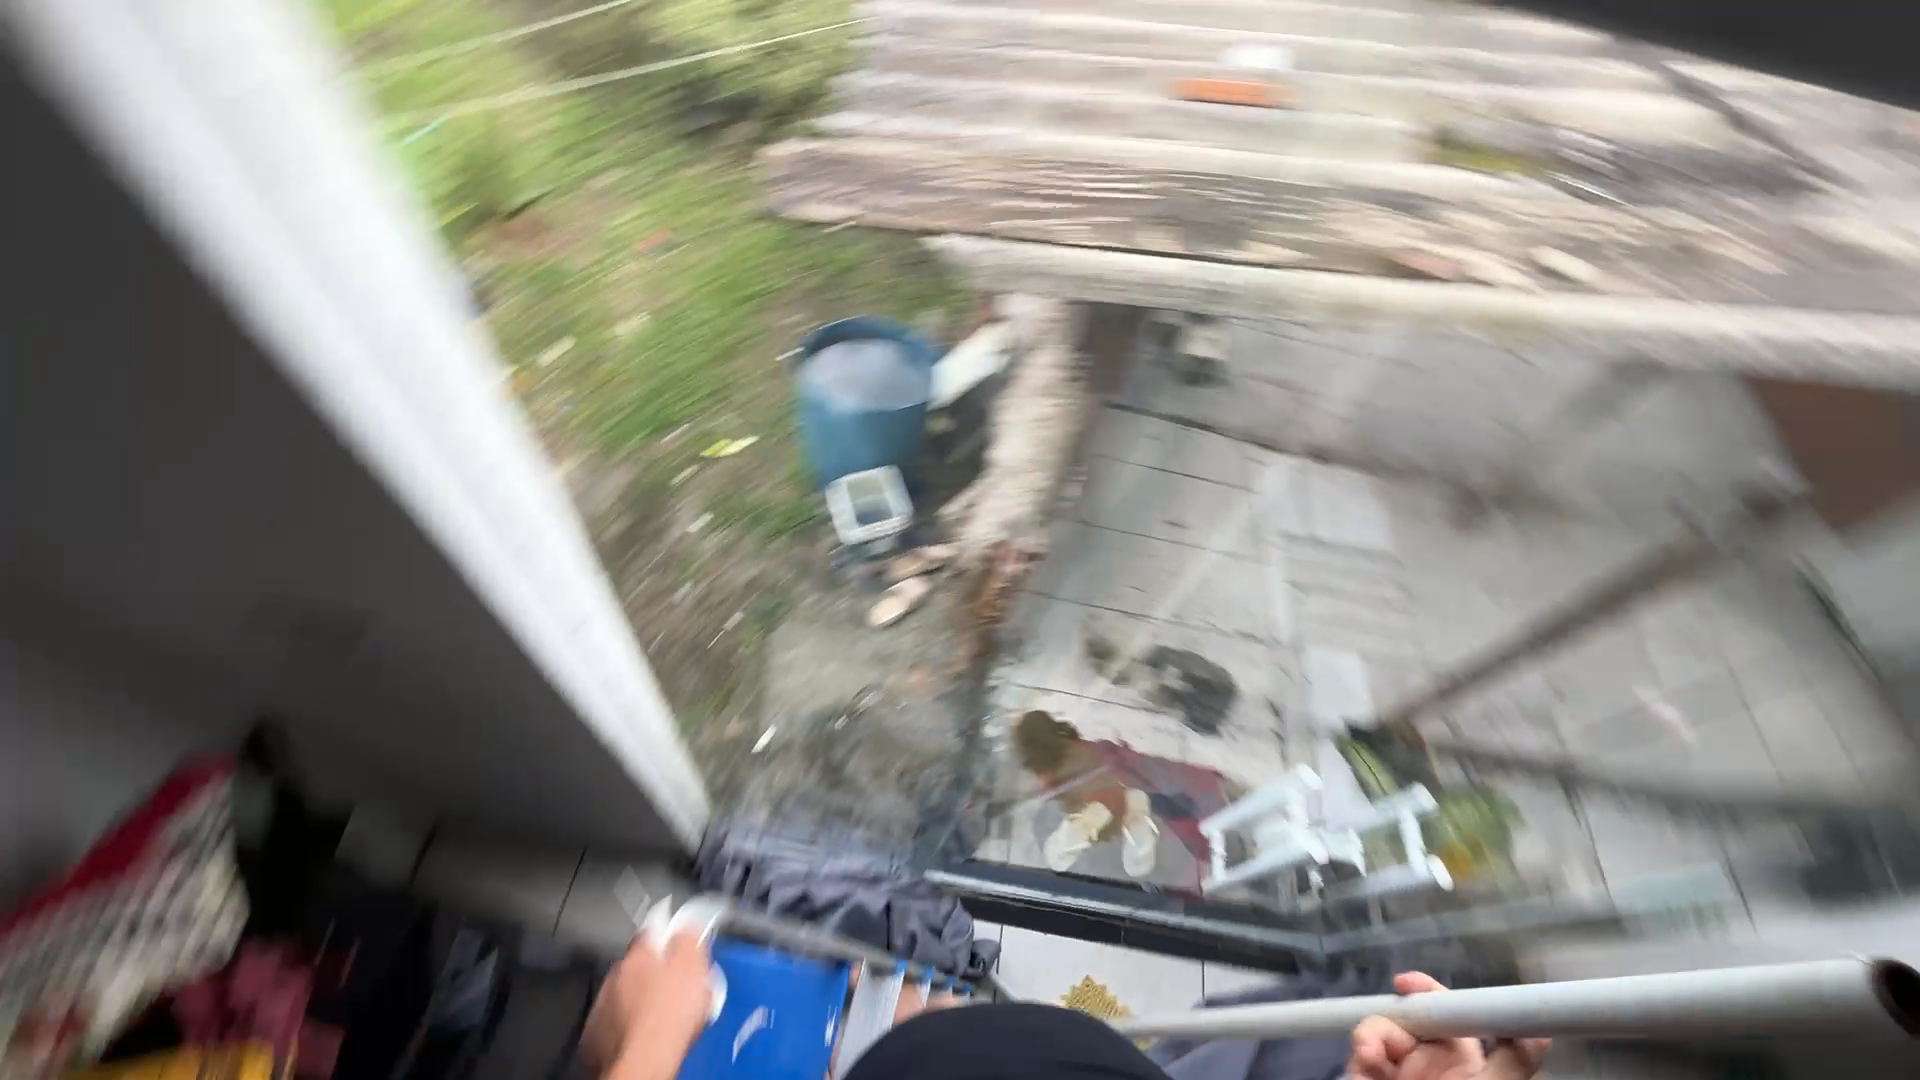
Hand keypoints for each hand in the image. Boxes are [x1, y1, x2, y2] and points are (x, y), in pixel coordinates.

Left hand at [584, 925, 714, 1078]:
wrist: (647, 1061)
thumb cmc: (669, 1016)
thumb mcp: (695, 964)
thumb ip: (689, 937)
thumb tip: (687, 927)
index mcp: (639, 953)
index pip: (652, 931)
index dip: (668, 937)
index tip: (680, 945)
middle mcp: (616, 975)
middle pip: (639, 964)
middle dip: (656, 971)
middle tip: (677, 984)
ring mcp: (604, 1005)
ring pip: (626, 992)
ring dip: (641, 997)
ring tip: (663, 1012)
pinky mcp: (598, 1034)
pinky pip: (616, 1020)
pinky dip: (629, 1023)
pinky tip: (645, 1030)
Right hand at [1348, 972, 1549, 1079]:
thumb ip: (1510, 1064)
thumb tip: (1541, 1031)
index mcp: (1463, 1061)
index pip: (1446, 1013)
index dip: (1426, 991)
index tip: (1404, 984)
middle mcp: (1431, 1062)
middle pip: (1404, 1018)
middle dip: (1388, 1021)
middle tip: (1379, 1039)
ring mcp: (1399, 1072)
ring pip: (1378, 1034)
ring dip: (1368, 1041)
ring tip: (1367, 1062)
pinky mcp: (1372, 1079)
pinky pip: (1361, 1057)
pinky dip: (1358, 1061)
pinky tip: (1361, 1074)